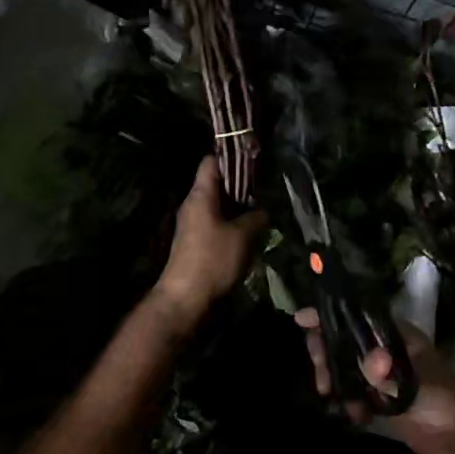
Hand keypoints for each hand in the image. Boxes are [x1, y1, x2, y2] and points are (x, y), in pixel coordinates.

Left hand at [151, 156, 266, 335]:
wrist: (186, 297)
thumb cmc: (212, 260)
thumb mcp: (242, 235)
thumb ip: (256, 217)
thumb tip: (264, 209)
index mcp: (200, 195)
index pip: (211, 162)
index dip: (231, 156)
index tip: (255, 156)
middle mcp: (193, 205)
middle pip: (217, 183)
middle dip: (241, 183)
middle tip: (268, 184)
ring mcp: (193, 224)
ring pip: (219, 205)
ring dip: (239, 205)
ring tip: (266, 205)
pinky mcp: (197, 242)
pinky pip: (217, 223)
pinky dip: (233, 222)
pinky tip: (253, 229)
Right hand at [294, 310, 454, 453]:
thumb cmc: (450, 408)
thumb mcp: (423, 386)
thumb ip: (394, 373)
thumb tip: (370, 360)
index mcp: (397, 336)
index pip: (355, 315)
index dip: (327, 314)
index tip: (301, 321)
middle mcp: (385, 348)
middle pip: (342, 338)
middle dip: (324, 353)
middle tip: (320, 378)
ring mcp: (381, 373)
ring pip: (342, 364)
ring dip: (332, 379)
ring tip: (331, 398)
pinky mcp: (379, 397)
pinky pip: (351, 390)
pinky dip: (345, 400)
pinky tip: (351, 414)